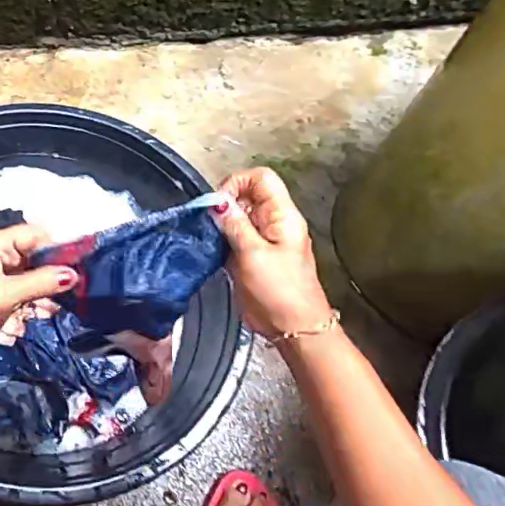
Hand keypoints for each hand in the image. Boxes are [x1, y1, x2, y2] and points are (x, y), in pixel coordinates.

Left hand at [0, 225, 78, 358]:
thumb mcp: (5, 294)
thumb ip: (39, 282)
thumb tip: (73, 275)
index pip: (34, 234)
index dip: (56, 244)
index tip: (78, 260)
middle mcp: (2, 254)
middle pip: (39, 252)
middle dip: (56, 267)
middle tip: (77, 281)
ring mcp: (6, 274)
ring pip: (38, 271)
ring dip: (51, 285)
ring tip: (66, 298)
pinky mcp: (9, 292)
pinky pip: (33, 287)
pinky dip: (43, 296)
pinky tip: (51, 308)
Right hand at [215, 167, 335, 339]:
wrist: (292, 327)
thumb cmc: (280, 292)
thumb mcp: (253, 254)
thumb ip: (234, 225)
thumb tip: (217, 202)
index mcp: (282, 215)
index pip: (260, 178)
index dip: (236, 183)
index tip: (219, 203)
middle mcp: (273, 222)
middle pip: (246, 194)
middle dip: (225, 204)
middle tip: (212, 223)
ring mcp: (262, 239)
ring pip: (237, 215)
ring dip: (221, 223)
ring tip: (213, 239)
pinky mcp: (251, 255)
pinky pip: (233, 236)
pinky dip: (221, 239)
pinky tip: (215, 251)